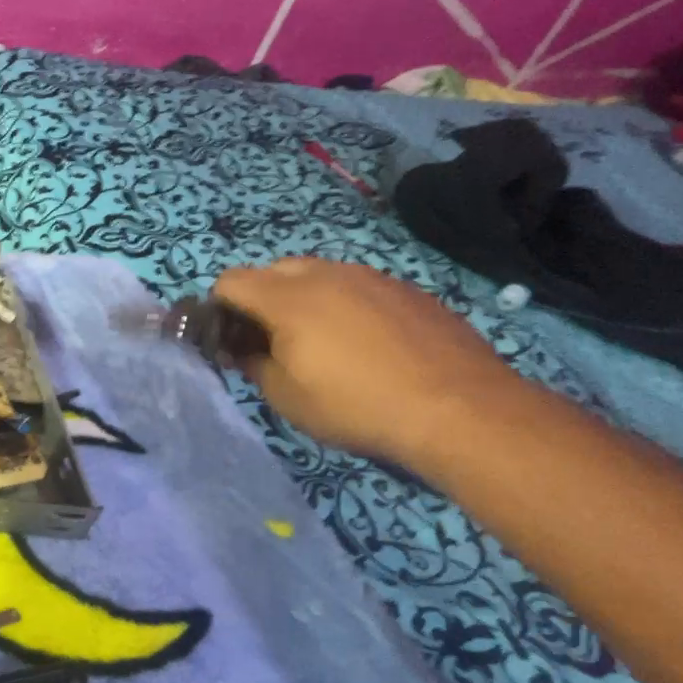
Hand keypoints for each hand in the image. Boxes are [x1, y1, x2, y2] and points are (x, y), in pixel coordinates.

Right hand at [213, 258, 527, 462]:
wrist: (462, 411)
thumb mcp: (285, 397)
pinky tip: (370, 346)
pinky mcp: (409, 290)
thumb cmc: (356, 405)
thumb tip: (242, 350)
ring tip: (324, 343)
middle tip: (274, 342)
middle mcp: (325, 274)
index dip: (220, 310)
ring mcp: (371, 278)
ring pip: (319, 275)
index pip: (229, 281)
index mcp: (285, 297)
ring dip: (306, 300)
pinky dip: (348, 307)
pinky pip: (359, 287)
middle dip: (261, 300)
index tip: (233, 344)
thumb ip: (252, 364)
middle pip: (271, 271)